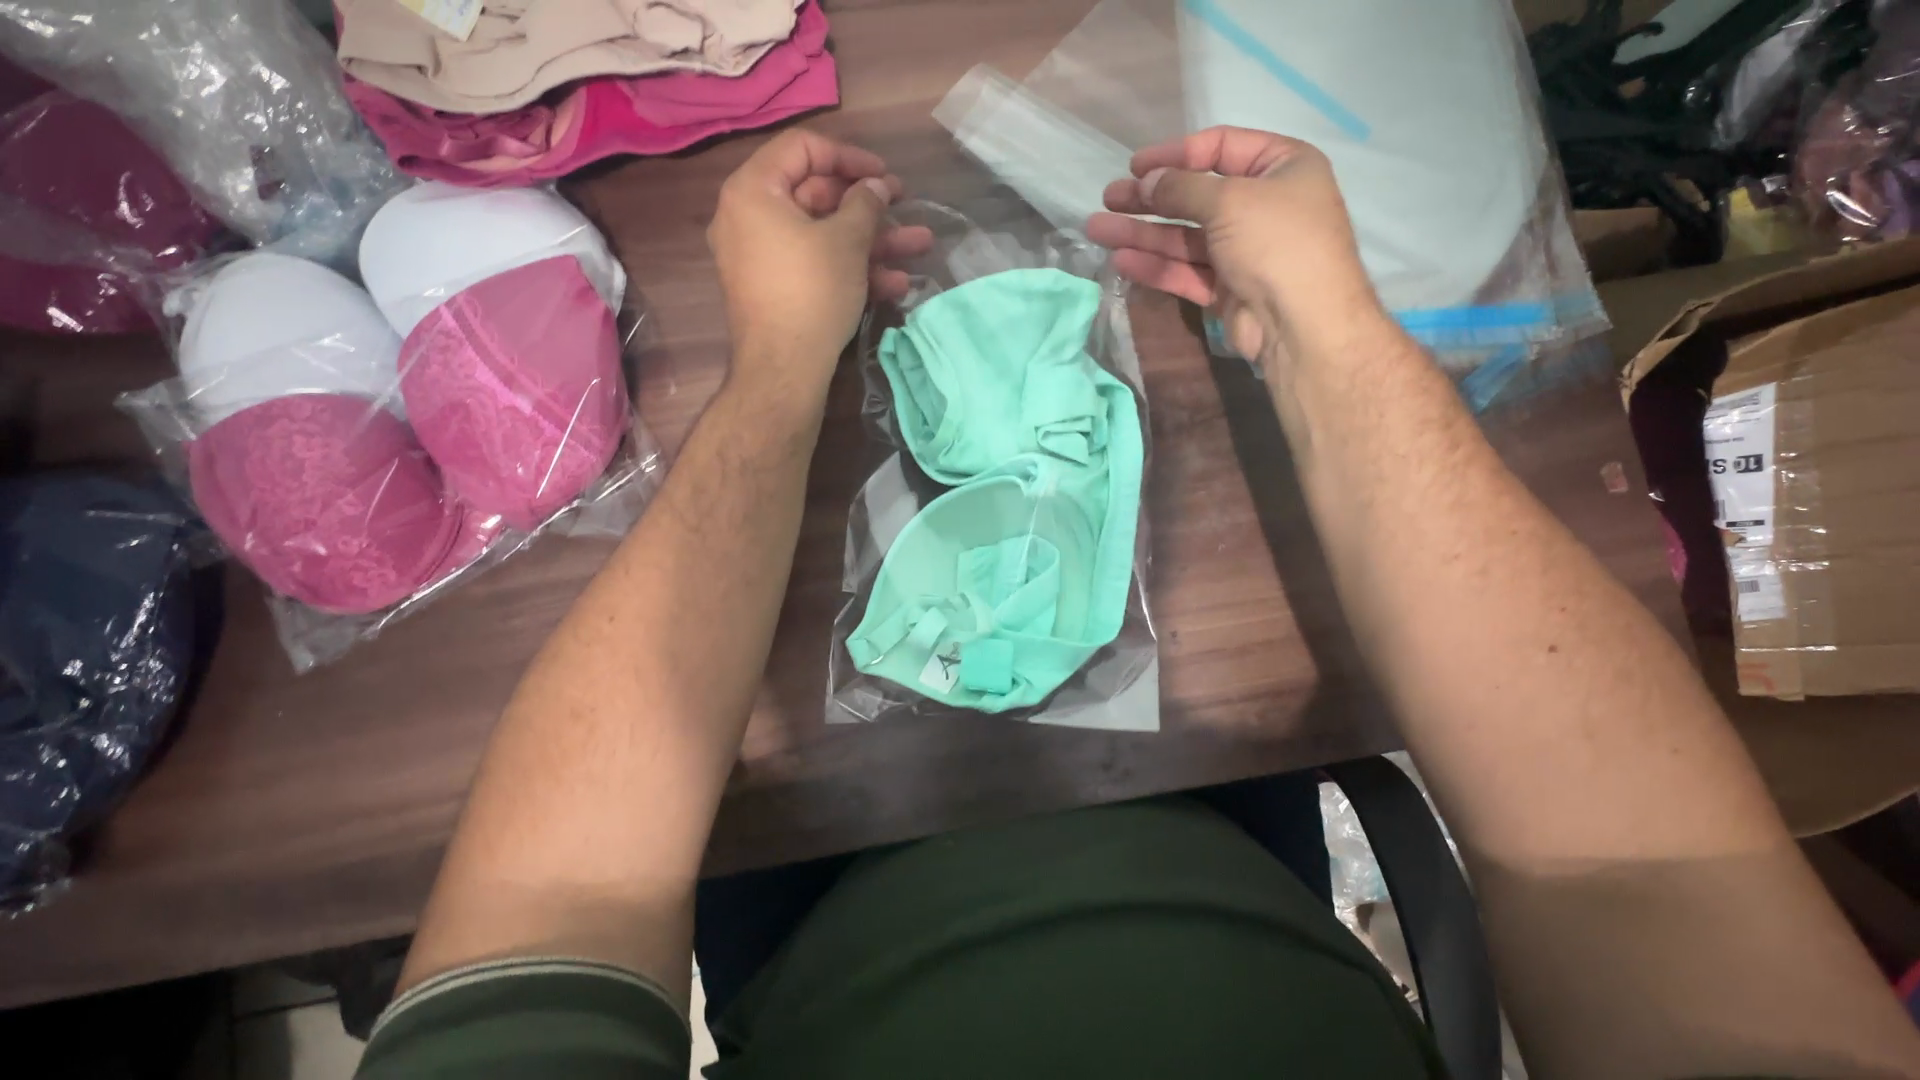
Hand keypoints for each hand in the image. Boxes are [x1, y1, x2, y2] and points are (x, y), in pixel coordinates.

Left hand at [708, 129, 933, 397]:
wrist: (783, 369)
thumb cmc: (811, 291)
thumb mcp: (846, 242)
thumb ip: (865, 204)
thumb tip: (876, 187)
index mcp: (754, 191)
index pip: (802, 148)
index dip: (849, 156)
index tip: (883, 174)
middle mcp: (749, 218)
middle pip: (815, 194)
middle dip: (868, 205)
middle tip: (905, 206)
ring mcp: (761, 256)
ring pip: (823, 235)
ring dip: (873, 241)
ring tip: (920, 245)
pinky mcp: (776, 289)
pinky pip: (814, 264)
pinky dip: (851, 268)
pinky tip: (896, 284)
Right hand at [1085, 127, 1381, 362]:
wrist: (1302, 324)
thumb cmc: (1277, 242)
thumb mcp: (1230, 200)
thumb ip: (1182, 188)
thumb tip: (1146, 181)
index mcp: (1282, 167)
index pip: (1221, 148)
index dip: (1176, 154)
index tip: (1136, 165)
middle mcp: (1264, 204)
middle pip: (1196, 195)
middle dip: (1150, 198)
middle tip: (1109, 197)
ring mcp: (1245, 249)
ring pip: (1185, 236)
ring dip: (1142, 233)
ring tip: (1098, 229)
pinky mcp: (1228, 287)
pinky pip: (1187, 269)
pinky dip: (1156, 265)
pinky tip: (1121, 260)